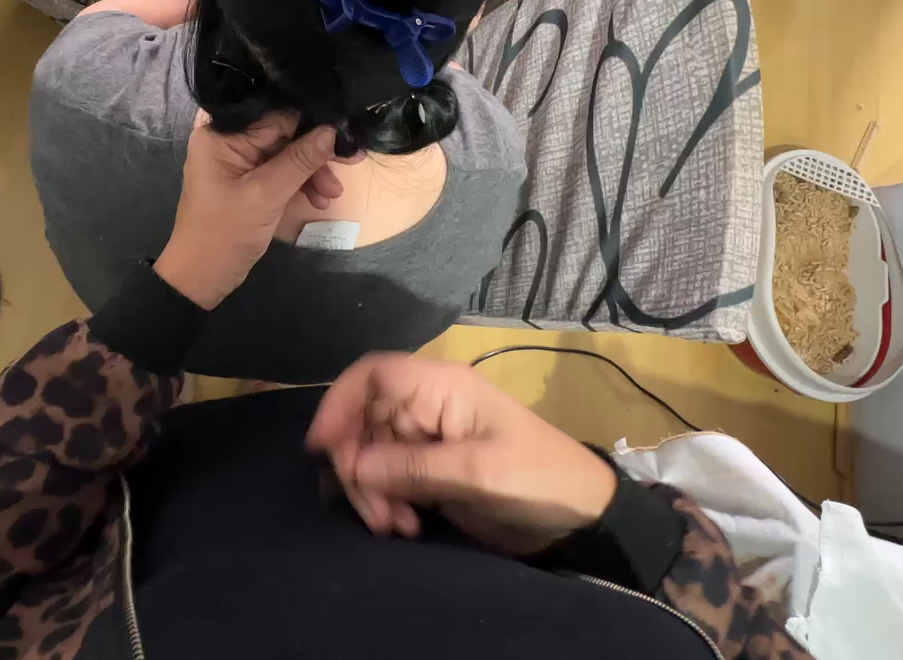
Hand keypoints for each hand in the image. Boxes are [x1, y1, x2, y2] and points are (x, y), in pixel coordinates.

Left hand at [152, 112, 344, 308]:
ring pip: (285, 155)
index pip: (274, 117)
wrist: (201, 279)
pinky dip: (299, 184)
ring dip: (311, 172)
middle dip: (314, 153)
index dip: (310, 125)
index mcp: (220, 135)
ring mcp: (237, 163)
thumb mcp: (266, 195)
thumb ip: (300, 161)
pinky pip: (279, 173)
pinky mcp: (247, 182)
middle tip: (349, 163)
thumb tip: (332, 131)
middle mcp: (226, 142)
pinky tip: (319, 200)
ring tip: (332, 194)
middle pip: (282, 135)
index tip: (343, 137)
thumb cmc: (225, 233)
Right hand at [305, 353, 619, 554]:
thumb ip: (413, 466)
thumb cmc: (537, 479)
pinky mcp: (430, 468)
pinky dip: (388, 501)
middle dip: (358, 464)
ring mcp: (427, 437)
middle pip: (364, 419)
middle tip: (374, 512)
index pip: (374, 374)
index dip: (340, 401)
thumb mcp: (478, 472)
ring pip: (371, 452)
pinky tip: (406, 527)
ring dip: (372, 490)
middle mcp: (427, 404)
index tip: (321, 445)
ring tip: (395, 527)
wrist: (581, 518)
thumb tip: (353, 463)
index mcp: (440, 387)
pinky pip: (389, 476)